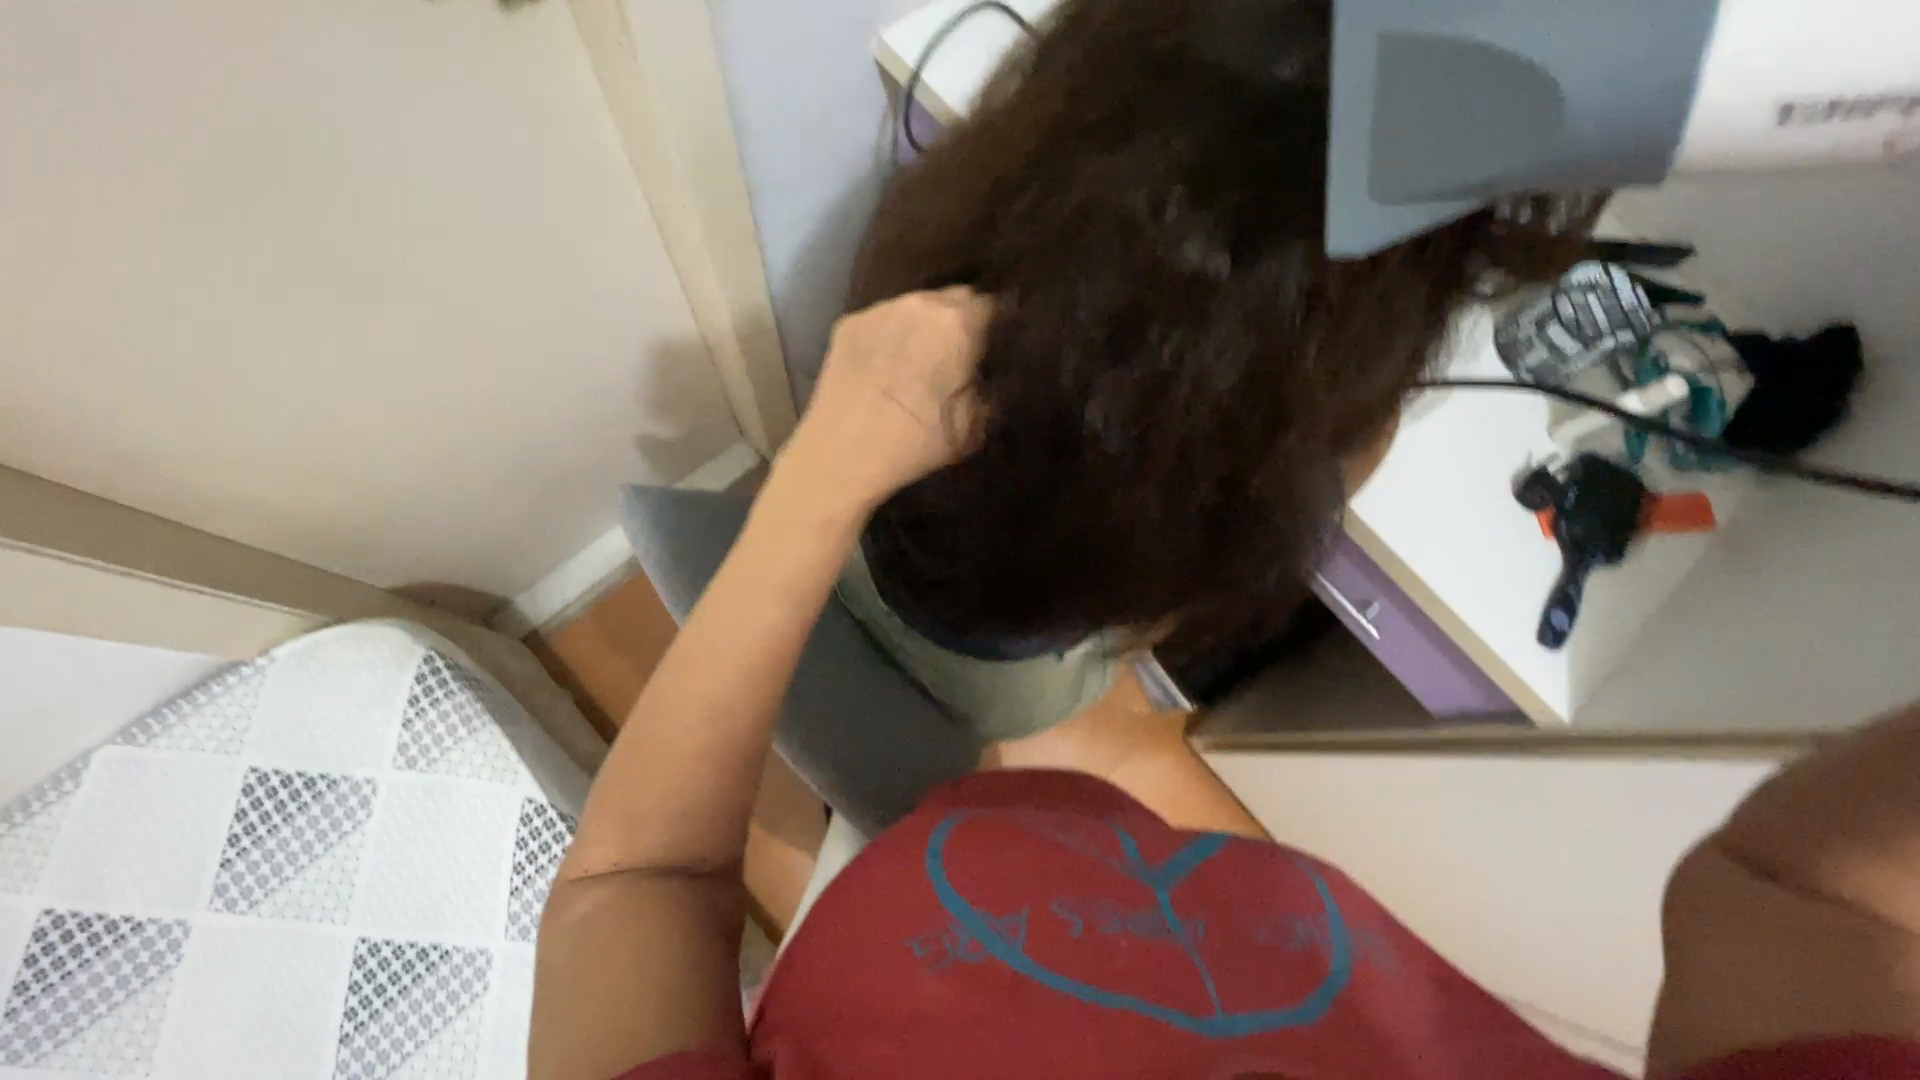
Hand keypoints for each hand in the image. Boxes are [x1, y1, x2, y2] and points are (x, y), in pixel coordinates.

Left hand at [781, 288, 992, 510]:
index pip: (991, 305)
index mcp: (959, 324)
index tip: (991, 346)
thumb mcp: (975, 426)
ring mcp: (880, 309)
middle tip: (956, 353)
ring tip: (917, 358)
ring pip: (914, 306)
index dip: (994, 325)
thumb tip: (987, 372)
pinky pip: (882, 320)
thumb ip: (988, 387)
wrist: (843, 453)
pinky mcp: (848, 322)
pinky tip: (883, 364)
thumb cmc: (917, 443)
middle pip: (952, 298)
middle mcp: (921, 303)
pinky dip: (889, 334)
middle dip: (959, 319)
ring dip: (922, 325)